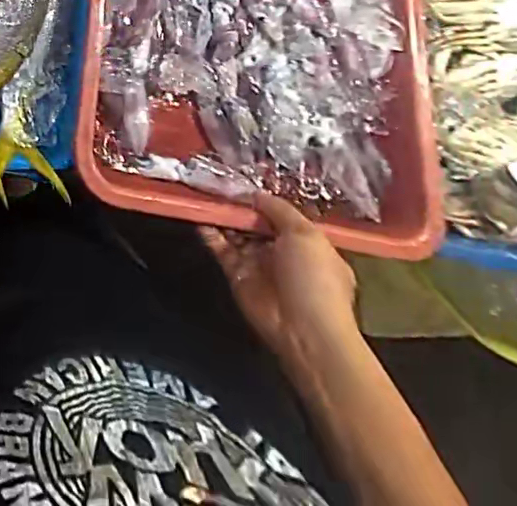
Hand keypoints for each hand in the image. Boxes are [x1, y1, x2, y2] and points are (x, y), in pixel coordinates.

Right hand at [200, 194, 359, 372]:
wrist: (305, 332)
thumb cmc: (314, 278)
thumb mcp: (305, 233)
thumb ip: (279, 209)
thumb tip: (257, 195)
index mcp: (305, 241)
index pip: (280, 215)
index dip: (263, 200)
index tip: (245, 183)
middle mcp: (281, 252)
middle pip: (256, 222)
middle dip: (240, 207)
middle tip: (220, 186)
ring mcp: (258, 264)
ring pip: (237, 233)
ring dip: (224, 216)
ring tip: (206, 195)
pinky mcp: (238, 277)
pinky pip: (222, 250)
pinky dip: (211, 234)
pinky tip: (201, 217)